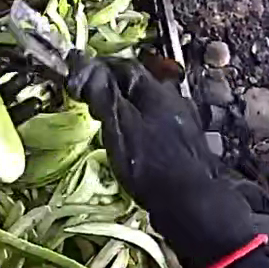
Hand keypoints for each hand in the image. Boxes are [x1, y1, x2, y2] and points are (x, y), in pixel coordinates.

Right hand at [69, 55, 256, 267]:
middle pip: (137, 84)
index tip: (77, 78)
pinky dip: (137, 125)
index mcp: (155, 90)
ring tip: (105, 119)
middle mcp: (172, 100)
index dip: (96, 69)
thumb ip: (102, 94)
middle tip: (89, 98)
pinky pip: (154, 125)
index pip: (122, 66)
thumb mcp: (118, 125)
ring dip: (125, 107)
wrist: (191, 202)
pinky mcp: (182, 145)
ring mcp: (181, 122)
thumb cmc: (150, 162)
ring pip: (147, 105)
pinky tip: (130, 142)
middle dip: (111, 87)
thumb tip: (84, 65)